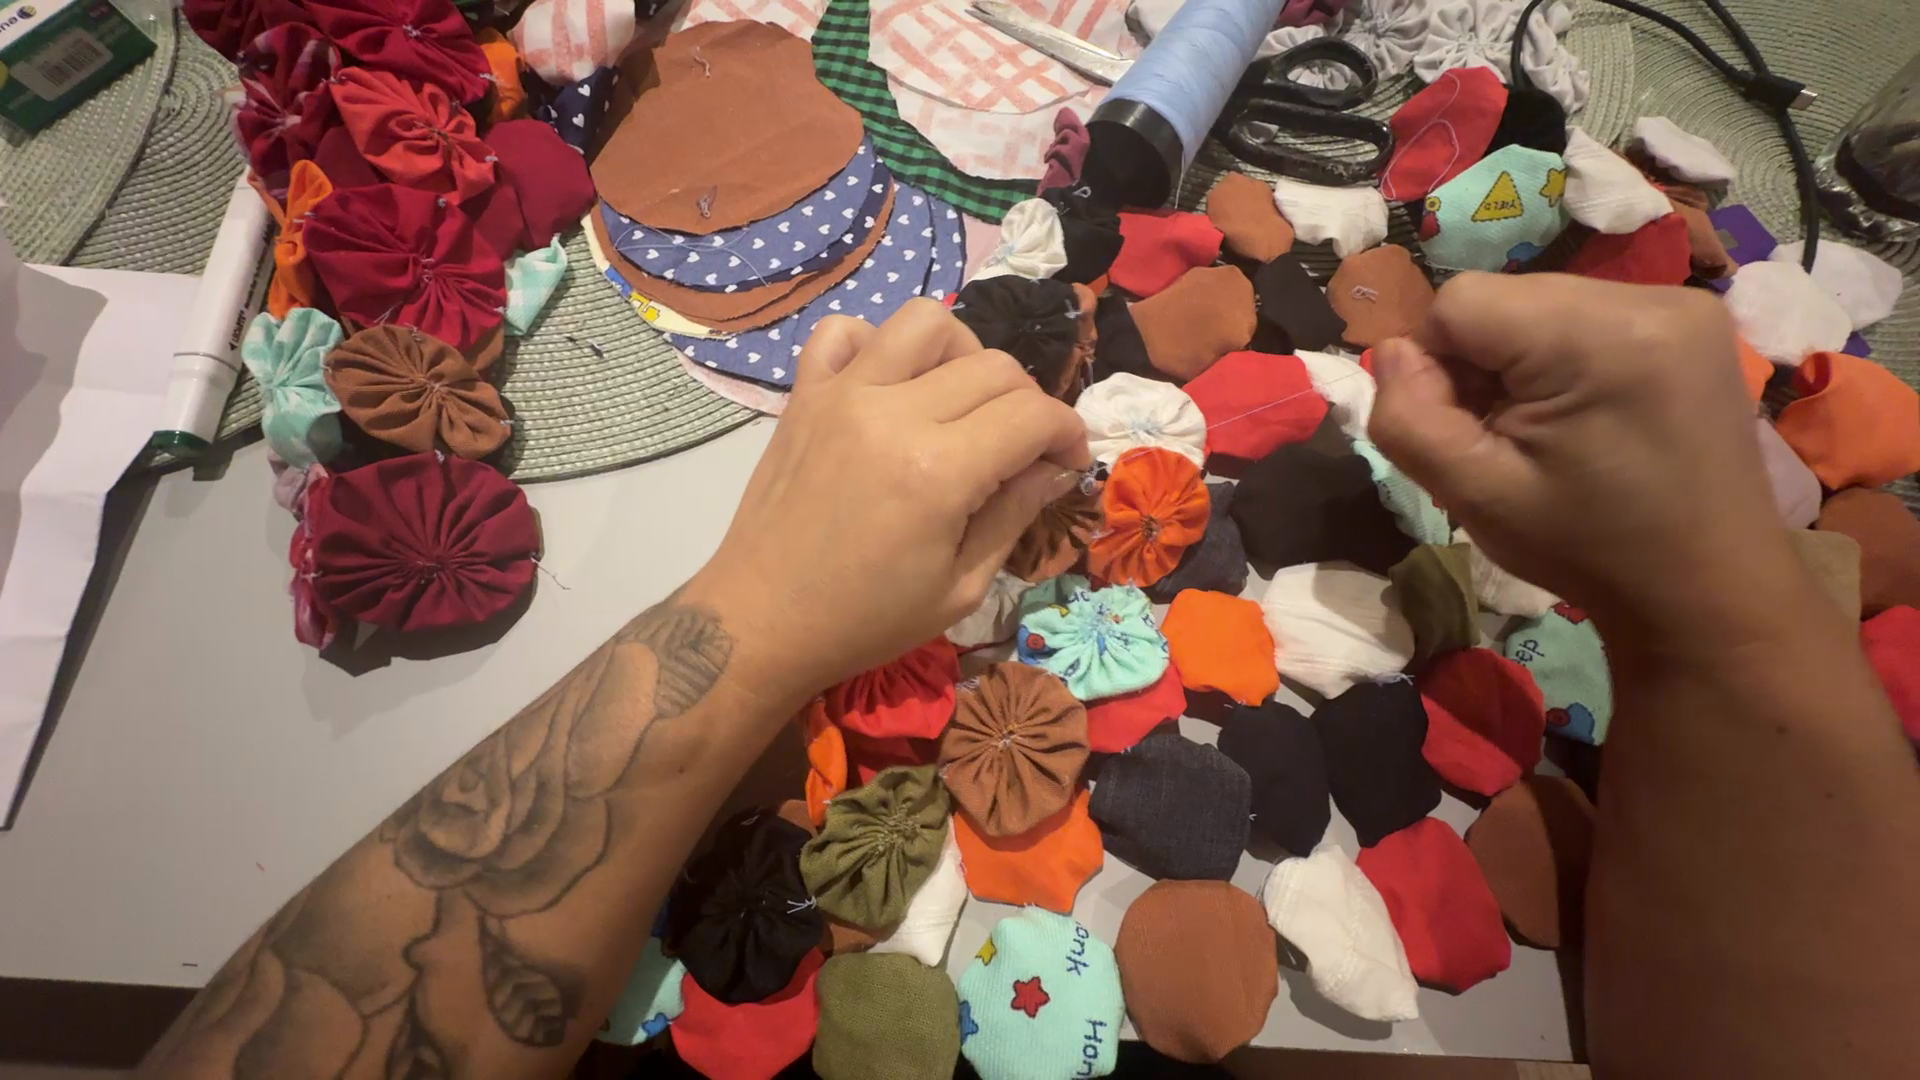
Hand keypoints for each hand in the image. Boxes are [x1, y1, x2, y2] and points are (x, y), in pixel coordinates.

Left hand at [685, 299, 1090, 703]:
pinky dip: (879, 345)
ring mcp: (841, 394)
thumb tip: (1055, 466)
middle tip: (1022, 449)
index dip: (1068, 432)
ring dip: (964, 355)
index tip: (1068, 461)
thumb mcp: (961, 589)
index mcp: (938, 472)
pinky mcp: (804, 394)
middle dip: (1029, 403)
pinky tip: (889, 387)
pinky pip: (845, 332)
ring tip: (961, 404)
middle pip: (993, 367)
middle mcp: (892, 414)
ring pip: (927, 323)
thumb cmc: (867, 620)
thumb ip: (1014, 515)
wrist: (762, 621)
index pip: (1032, 414)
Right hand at [1368, 273, 1798, 640]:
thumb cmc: (1580, 544)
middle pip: (1497, 298)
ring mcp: (1678, 303)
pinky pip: (1571, 316)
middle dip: (1472, 362)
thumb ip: (1406, 417)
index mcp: (1599, 338)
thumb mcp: (1468, 492)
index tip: (1462, 426)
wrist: (1699, 582)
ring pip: (1529, 304)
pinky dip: (1546, 359)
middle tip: (1497, 434)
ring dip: (1506, 361)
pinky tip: (1571, 413)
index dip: (1432, 362)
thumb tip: (1392, 352)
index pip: (1458, 301)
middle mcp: (1648, 297)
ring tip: (1536, 428)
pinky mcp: (1685, 321)